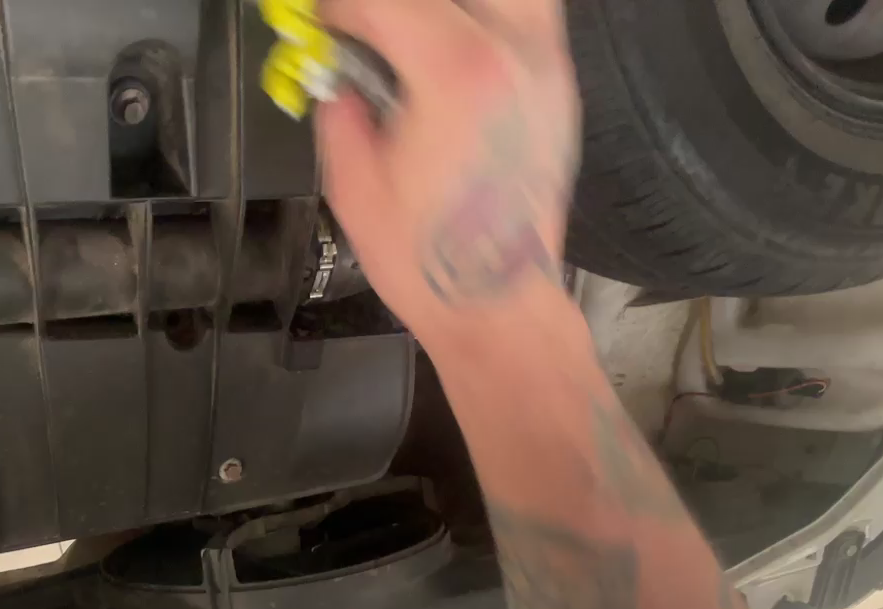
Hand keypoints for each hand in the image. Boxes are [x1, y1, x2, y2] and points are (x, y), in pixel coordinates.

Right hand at [315, 0, 581, 346]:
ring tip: (413, 37)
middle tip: (366, 30)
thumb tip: (338, 82)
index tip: (325, 25)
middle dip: (394, 5)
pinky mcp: (558, 91)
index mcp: (457, 74)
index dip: (344, 8)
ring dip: (450, 6)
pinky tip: (451, 56)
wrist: (495, 304)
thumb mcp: (354, 191)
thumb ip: (340, 117)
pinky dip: (486, 18)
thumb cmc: (429, 263)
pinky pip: (528, 15)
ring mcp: (545, 68)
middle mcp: (514, 54)